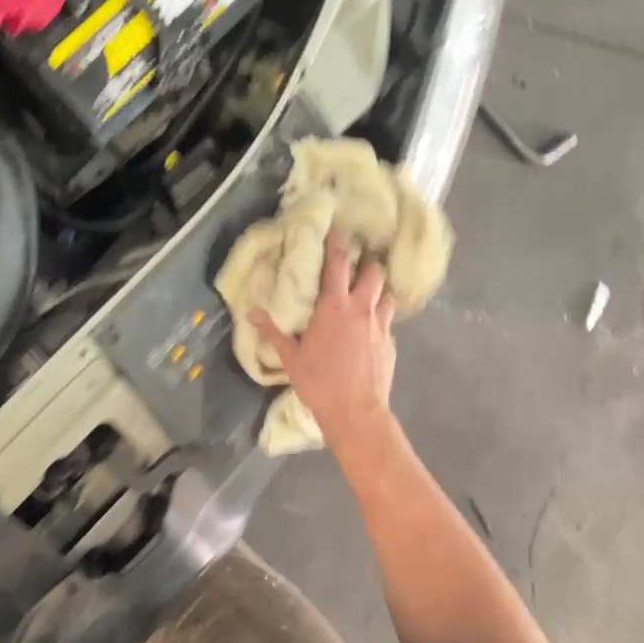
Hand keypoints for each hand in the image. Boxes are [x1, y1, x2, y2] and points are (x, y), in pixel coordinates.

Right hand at [251, 230, 397, 441]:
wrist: (356, 412)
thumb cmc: (319, 382)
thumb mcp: (290, 357)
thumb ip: (273, 332)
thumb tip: (252, 313)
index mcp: (334, 306)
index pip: (338, 264)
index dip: (339, 244)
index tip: (339, 230)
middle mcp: (361, 309)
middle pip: (374, 272)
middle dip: (368, 264)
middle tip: (357, 265)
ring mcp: (380, 326)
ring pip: (387, 294)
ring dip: (378, 290)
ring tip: (368, 294)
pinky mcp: (391, 343)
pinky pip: (388, 321)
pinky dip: (380, 318)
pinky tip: (372, 329)